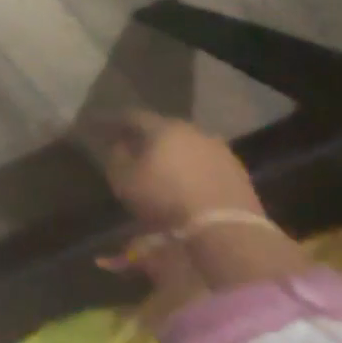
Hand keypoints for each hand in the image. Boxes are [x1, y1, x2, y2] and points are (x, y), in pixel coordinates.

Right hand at [96, 111, 261, 231]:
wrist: (223, 227)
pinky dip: (191, 165)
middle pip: (165, 127)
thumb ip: (117, 155)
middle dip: (147, 135)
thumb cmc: (163, 196)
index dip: (116, 121)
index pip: (134, 116)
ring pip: (188, 143)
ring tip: (160, 163)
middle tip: (132, 145)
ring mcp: (221, 150)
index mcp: (165, 128)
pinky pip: (205, 160)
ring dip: (173, 150)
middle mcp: (195, 132)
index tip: (103, 128)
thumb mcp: (123, 178)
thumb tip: (120, 144)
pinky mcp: (238, 171)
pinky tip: (183, 178)